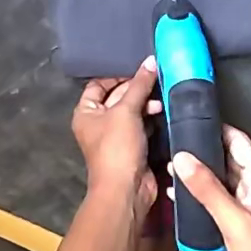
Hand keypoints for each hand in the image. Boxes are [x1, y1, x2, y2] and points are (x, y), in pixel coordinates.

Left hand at [70, 56, 160, 211]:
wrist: (126, 189)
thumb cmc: (117, 147)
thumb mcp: (126, 111)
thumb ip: (139, 85)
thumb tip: (151, 61)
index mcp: (86, 112)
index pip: (99, 84)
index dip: (117, 76)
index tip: (139, 69)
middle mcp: (98, 122)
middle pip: (118, 96)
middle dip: (136, 89)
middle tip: (157, 80)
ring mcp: (115, 136)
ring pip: (132, 111)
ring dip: (146, 104)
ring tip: (162, 100)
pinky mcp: (132, 147)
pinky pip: (142, 126)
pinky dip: (151, 118)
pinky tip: (164, 112)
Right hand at [171, 127, 250, 250]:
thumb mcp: (237, 224)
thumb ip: (209, 190)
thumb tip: (181, 156)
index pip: (236, 140)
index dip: (211, 126)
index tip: (180, 117)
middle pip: (225, 158)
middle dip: (198, 149)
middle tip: (164, 140)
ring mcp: (247, 207)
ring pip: (218, 180)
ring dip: (195, 174)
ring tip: (162, 163)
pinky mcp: (237, 225)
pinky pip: (215, 202)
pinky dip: (197, 195)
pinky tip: (174, 193)